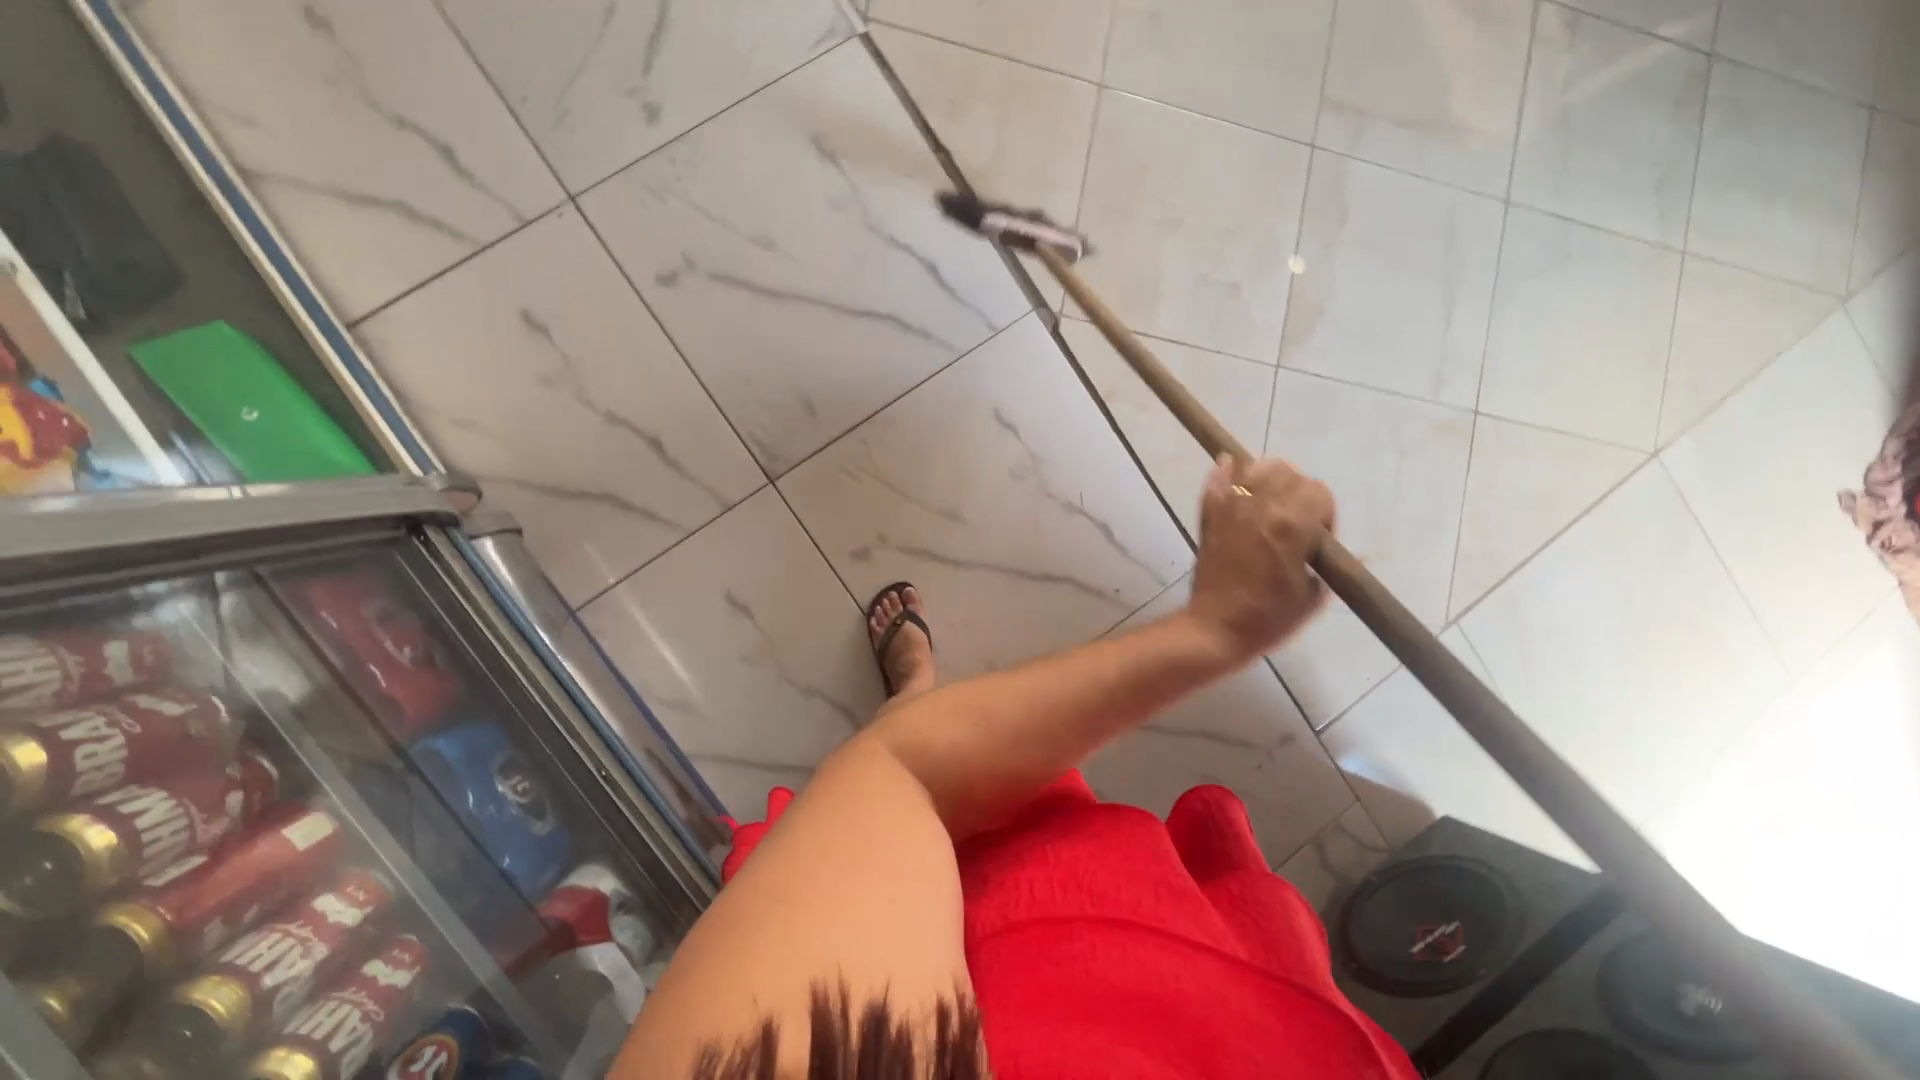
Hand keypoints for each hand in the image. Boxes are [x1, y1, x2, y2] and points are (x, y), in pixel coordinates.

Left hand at [1186, 454, 1335, 660]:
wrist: (1215, 629)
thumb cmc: (1268, 618)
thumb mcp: (1313, 596)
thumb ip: (1326, 564)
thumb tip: (1336, 549)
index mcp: (1291, 524)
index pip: (1319, 492)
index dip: (1324, 513)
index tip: (1317, 538)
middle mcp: (1261, 506)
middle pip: (1289, 473)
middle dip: (1299, 493)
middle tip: (1296, 521)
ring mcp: (1231, 507)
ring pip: (1256, 468)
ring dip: (1268, 479)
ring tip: (1271, 502)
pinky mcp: (1209, 515)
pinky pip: (1216, 481)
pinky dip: (1226, 474)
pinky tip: (1234, 476)